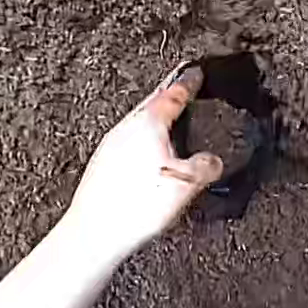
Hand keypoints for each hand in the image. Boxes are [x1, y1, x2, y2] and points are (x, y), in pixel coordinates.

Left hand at [63, 65, 222, 257]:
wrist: (94, 233)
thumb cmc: (135, 206)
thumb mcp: (186, 184)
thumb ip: (206, 167)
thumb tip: (214, 161)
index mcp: (147, 124)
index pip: (172, 94)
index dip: (188, 82)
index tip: (195, 73)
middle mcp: (126, 129)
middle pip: (153, 103)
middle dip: (170, 95)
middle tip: (183, 88)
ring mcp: (111, 146)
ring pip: (140, 122)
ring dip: (157, 118)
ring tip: (172, 122)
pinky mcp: (104, 164)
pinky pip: (130, 141)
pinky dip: (145, 139)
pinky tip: (150, 156)